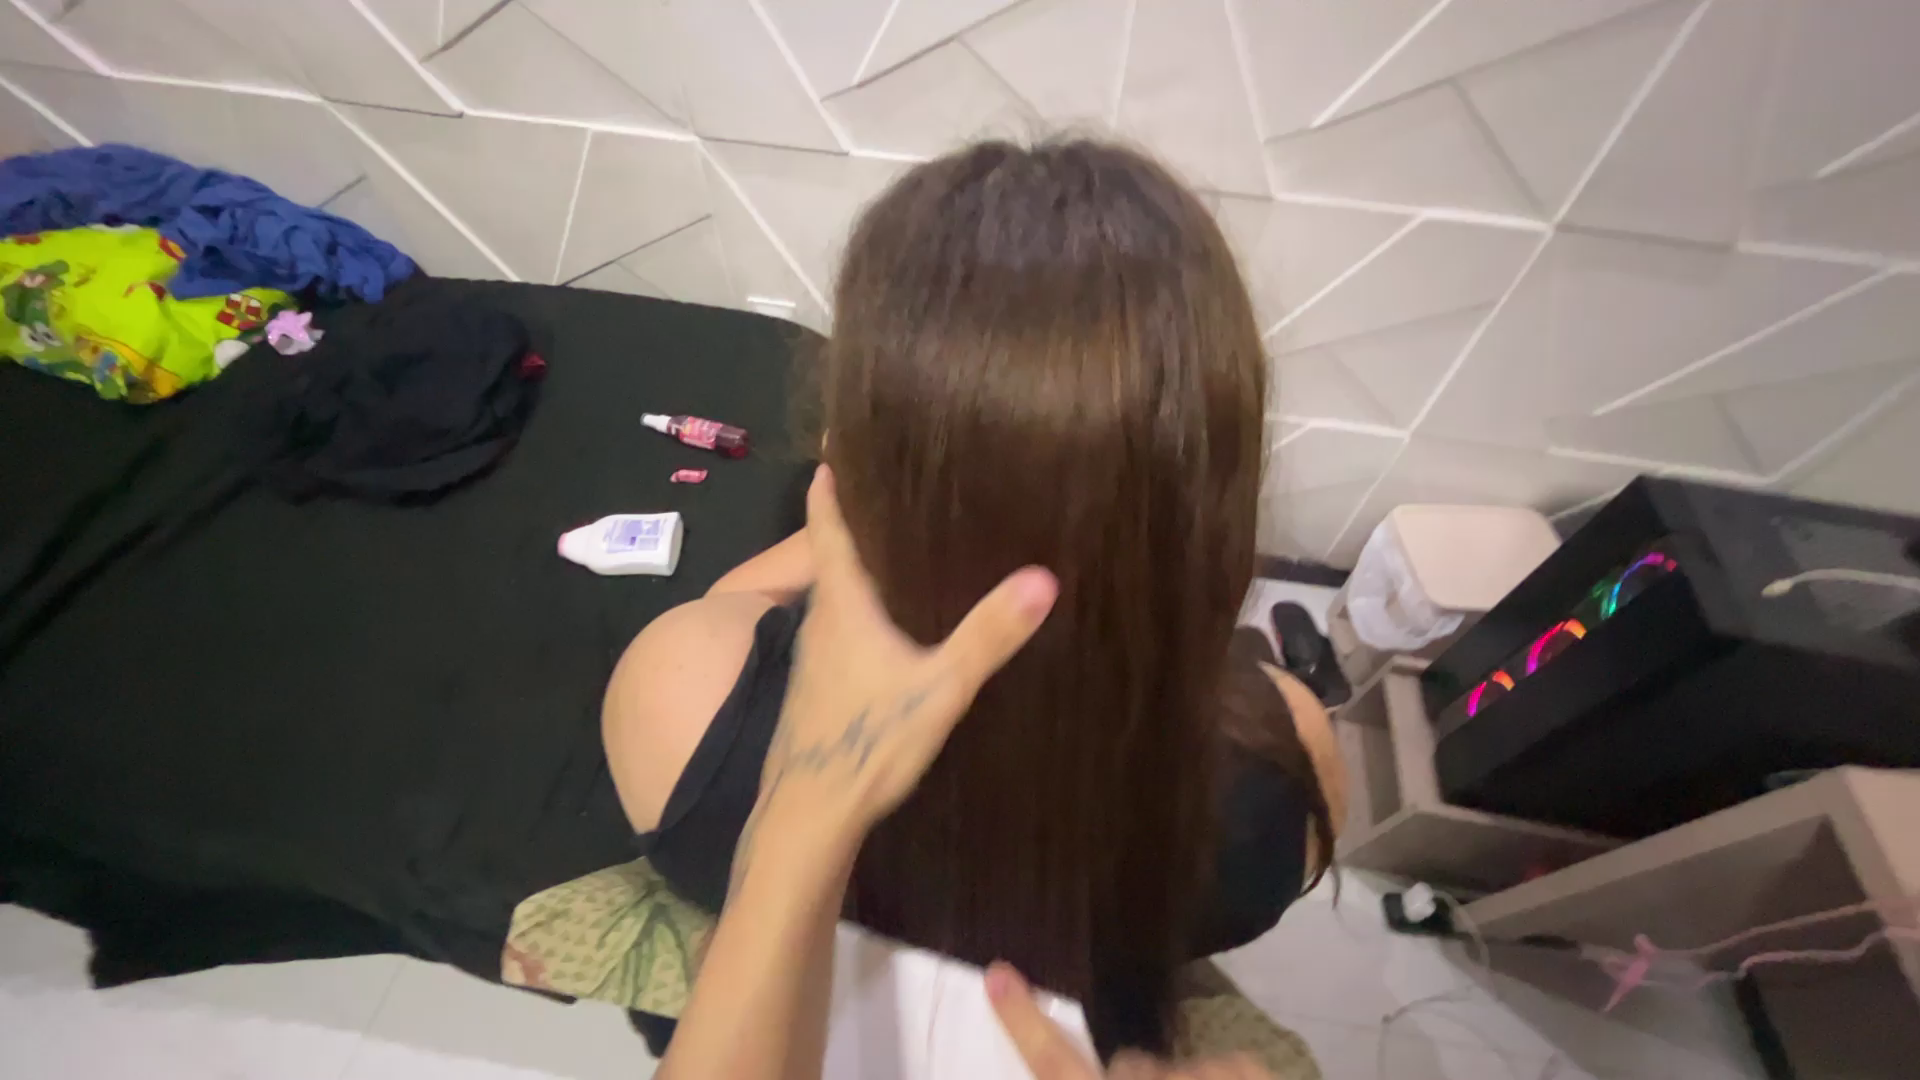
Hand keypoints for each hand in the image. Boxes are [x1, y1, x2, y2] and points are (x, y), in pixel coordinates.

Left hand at [752, 466, 1057, 843]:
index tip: (832, 451)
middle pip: (830, 556)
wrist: (809, 815)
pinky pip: (837, 626)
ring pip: (833, 593)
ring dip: (854, 564)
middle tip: (889, 487)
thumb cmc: (869, 742)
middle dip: (852, 519)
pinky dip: (857, 605)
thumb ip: (989, 635)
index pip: (828, 531)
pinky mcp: (818, 686)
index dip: (829, 489)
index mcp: (843, 607)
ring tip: (895, 543)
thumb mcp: (940, 687)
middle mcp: (820, 622)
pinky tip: (887, 620)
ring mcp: (814, 657)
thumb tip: (1044, 577)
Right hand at [987, 963, 1274, 1079]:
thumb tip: (1087, 1067)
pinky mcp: (1247, 1066)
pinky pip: (1215, 1065)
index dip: (1024, 1022)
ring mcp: (1207, 1071)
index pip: (1058, 1068)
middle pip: (1124, 1067)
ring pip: (1170, 1068)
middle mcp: (1151, 1079)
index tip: (997, 971)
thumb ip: (1086, 1072)